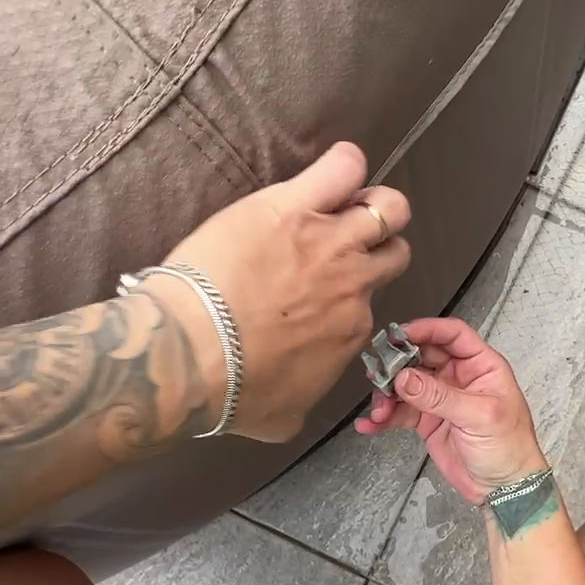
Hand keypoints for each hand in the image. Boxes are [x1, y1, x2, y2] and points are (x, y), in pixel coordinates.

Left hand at [161, 142, 410, 441]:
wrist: (191, 357)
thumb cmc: (231, 392)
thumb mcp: (281, 419)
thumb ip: (302, 403)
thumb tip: (297, 404)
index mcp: (350, 329)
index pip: (370, 300)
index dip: (350, 292)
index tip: (321, 291)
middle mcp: (352, 285)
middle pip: (393, 252)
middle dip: (377, 246)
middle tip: (342, 243)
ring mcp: (329, 244)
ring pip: (387, 209)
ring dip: (373, 205)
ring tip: (343, 203)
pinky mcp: (292, 208)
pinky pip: (343, 168)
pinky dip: (344, 165)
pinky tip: (331, 173)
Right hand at [354, 317, 547, 502]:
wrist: (504, 488)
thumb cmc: (509, 448)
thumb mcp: (478, 417)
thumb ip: (439, 396)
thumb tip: (405, 377)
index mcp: (481, 367)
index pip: (453, 336)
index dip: (427, 330)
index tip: (400, 335)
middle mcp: (460, 378)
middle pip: (422, 356)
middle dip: (398, 363)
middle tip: (380, 372)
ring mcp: (441, 399)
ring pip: (406, 384)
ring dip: (388, 393)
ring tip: (379, 409)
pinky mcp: (427, 421)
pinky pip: (401, 412)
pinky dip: (384, 417)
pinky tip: (371, 423)